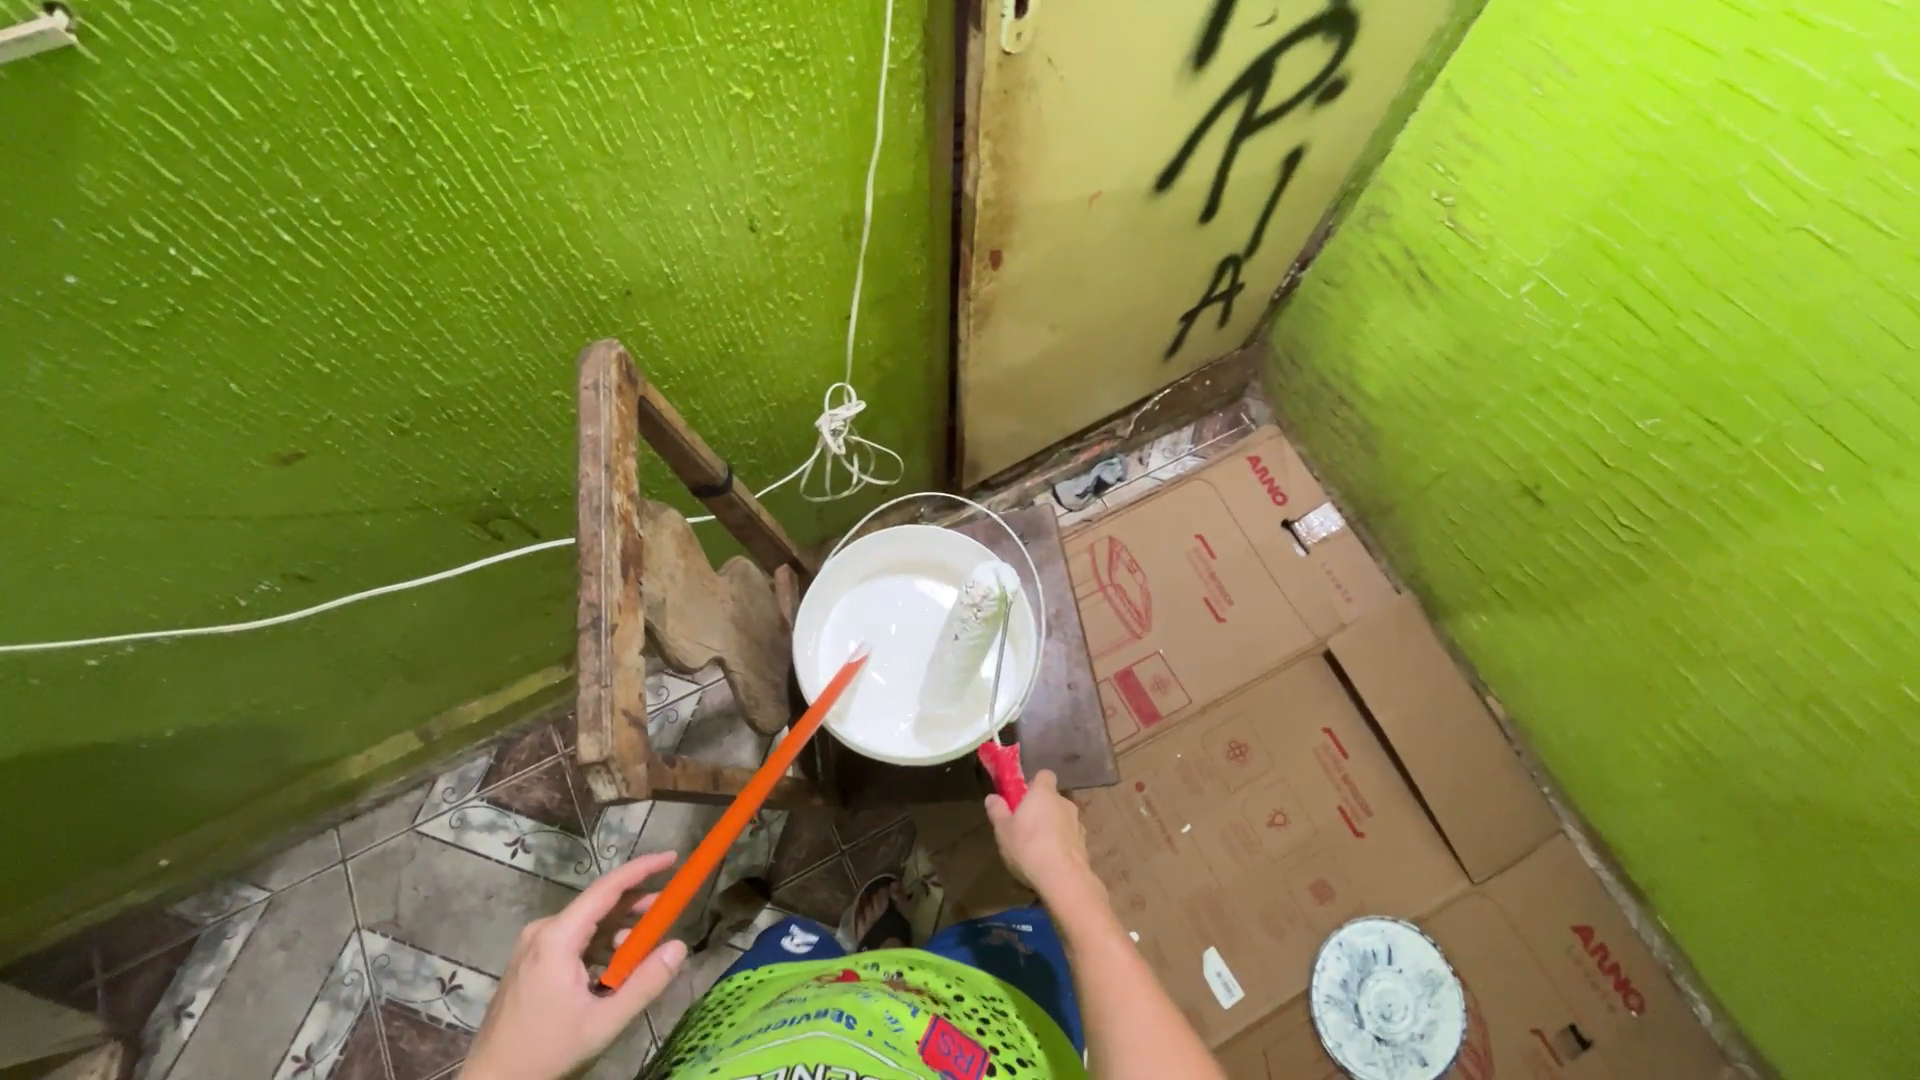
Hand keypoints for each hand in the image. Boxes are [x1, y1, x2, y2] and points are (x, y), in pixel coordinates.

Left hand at [460, 852, 688, 1079]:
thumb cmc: (546, 1052)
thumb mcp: (604, 1022)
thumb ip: (645, 982)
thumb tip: (679, 946)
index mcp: (557, 938)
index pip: (607, 888)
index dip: (643, 868)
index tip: (673, 858)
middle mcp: (543, 931)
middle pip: (599, 903)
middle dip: (637, 906)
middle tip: (668, 914)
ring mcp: (533, 945)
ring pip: (588, 922)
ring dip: (619, 931)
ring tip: (643, 952)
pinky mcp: (530, 959)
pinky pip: (574, 938)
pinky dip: (600, 945)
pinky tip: (614, 969)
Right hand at [985, 770, 1101, 906]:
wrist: (1063, 878)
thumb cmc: (1028, 846)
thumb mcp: (1003, 830)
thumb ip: (997, 811)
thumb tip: (992, 797)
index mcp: (1044, 793)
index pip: (1044, 775)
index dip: (1035, 784)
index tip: (1023, 797)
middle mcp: (1064, 803)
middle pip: (1053, 799)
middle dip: (1042, 809)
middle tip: (1026, 826)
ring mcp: (1078, 824)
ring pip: (1063, 819)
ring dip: (1053, 828)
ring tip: (1038, 848)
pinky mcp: (1084, 845)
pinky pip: (1070, 838)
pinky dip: (1062, 845)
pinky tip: (1051, 862)